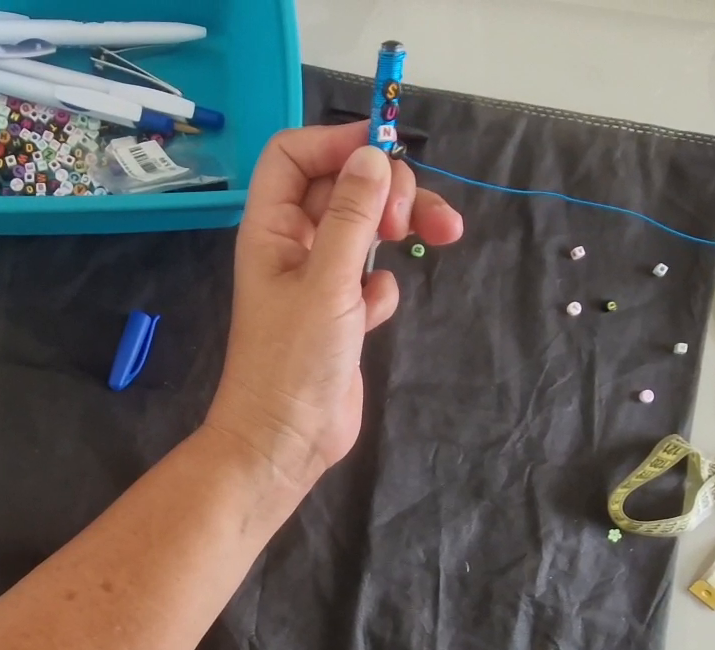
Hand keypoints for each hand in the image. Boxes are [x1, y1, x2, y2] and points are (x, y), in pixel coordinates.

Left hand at [202, 122, 463, 489]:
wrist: (286, 441)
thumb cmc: (294, 362)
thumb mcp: (326, 281)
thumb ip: (352, 215)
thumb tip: (374, 156)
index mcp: (271, 229)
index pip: (294, 155)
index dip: (337, 143)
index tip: (386, 153)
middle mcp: (292, 247)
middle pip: (341, 186)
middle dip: (386, 188)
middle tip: (411, 218)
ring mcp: (317, 283)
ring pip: (364, 230)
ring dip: (400, 227)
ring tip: (442, 236)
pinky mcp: (340, 316)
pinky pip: (369, 279)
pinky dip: (381, 287)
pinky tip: (377, 314)